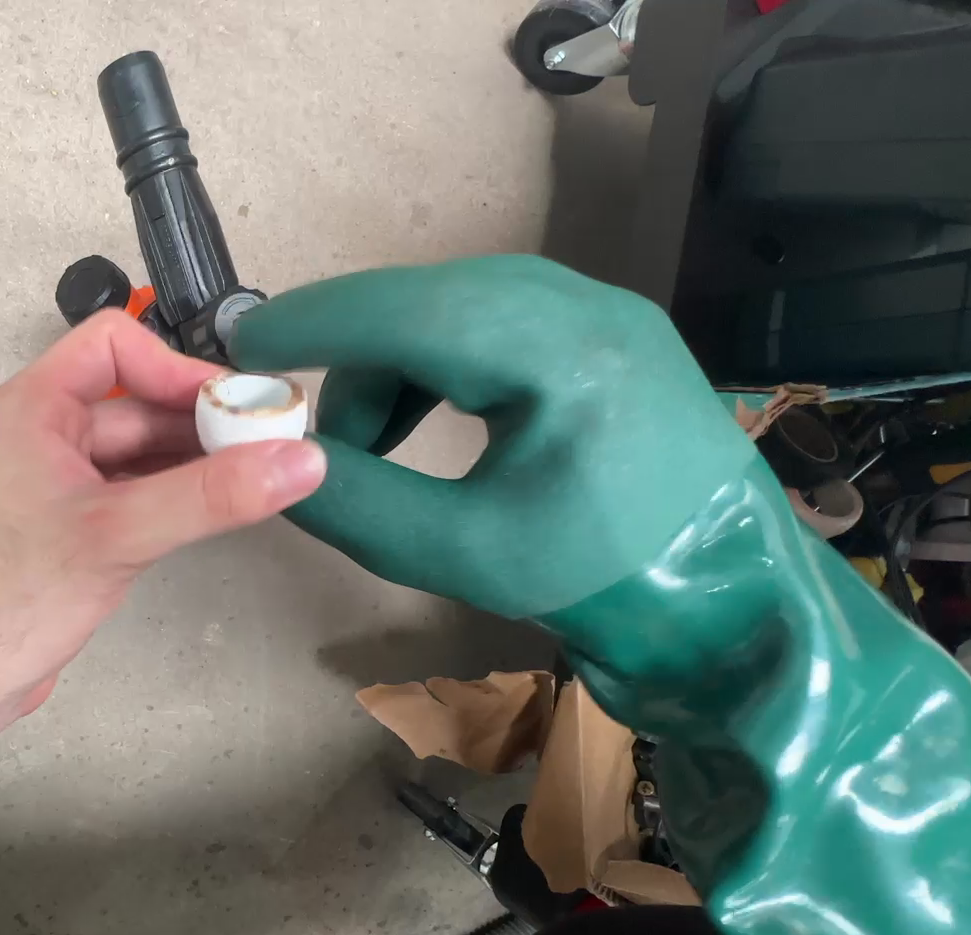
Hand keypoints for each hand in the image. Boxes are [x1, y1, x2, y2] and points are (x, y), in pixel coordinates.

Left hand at [0, 310, 325, 724]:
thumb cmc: (23, 595)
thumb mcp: (120, 535)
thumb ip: (210, 497)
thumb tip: (302, 461)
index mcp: (33, 408)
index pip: (112, 344)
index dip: (175, 366)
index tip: (233, 406)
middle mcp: (45, 431)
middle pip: (136, 399)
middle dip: (201, 418)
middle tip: (270, 442)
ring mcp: (61, 477)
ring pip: (141, 446)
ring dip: (196, 457)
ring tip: (260, 473)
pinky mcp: (77, 519)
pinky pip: (136, 485)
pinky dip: (177, 489)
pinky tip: (221, 504)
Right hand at [232, 256, 756, 618]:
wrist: (726, 598)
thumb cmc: (600, 582)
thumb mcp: (459, 552)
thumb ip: (355, 503)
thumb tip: (276, 462)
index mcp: (566, 359)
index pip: (412, 312)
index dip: (316, 322)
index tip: (243, 344)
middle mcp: (588, 308)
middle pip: (424, 301)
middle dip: (345, 356)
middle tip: (296, 422)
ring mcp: (597, 312)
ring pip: (446, 310)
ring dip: (384, 369)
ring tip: (361, 446)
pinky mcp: (593, 333)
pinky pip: (478, 326)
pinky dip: (423, 370)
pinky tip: (411, 426)